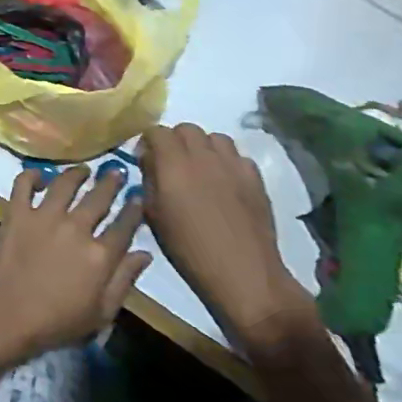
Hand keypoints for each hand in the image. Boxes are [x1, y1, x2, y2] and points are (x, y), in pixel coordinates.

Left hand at [0, 162, 150, 354]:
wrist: (11, 313)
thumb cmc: (60, 321)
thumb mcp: (103, 311)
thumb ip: (125, 280)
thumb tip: (145, 254)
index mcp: (101, 254)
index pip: (124, 225)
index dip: (134, 209)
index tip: (138, 196)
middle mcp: (76, 227)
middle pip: (98, 197)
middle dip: (110, 182)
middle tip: (116, 171)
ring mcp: (45, 216)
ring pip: (64, 184)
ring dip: (76, 174)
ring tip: (83, 170)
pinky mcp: (18, 212)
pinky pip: (24, 184)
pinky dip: (31, 175)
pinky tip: (40, 175)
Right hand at [139, 125, 317, 353]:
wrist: (243, 273)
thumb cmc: (189, 248)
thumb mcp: (154, 215)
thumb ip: (149, 180)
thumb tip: (149, 161)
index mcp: (173, 164)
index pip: (157, 131)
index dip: (149, 141)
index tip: (146, 158)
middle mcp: (203, 156)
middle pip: (186, 128)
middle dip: (176, 140)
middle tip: (172, 162)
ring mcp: (233, 165)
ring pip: (215, 137)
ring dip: (203, 147)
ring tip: (201, 168)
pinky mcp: (255, 178)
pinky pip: (238, 156)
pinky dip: (227, 162)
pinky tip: (225, 182)